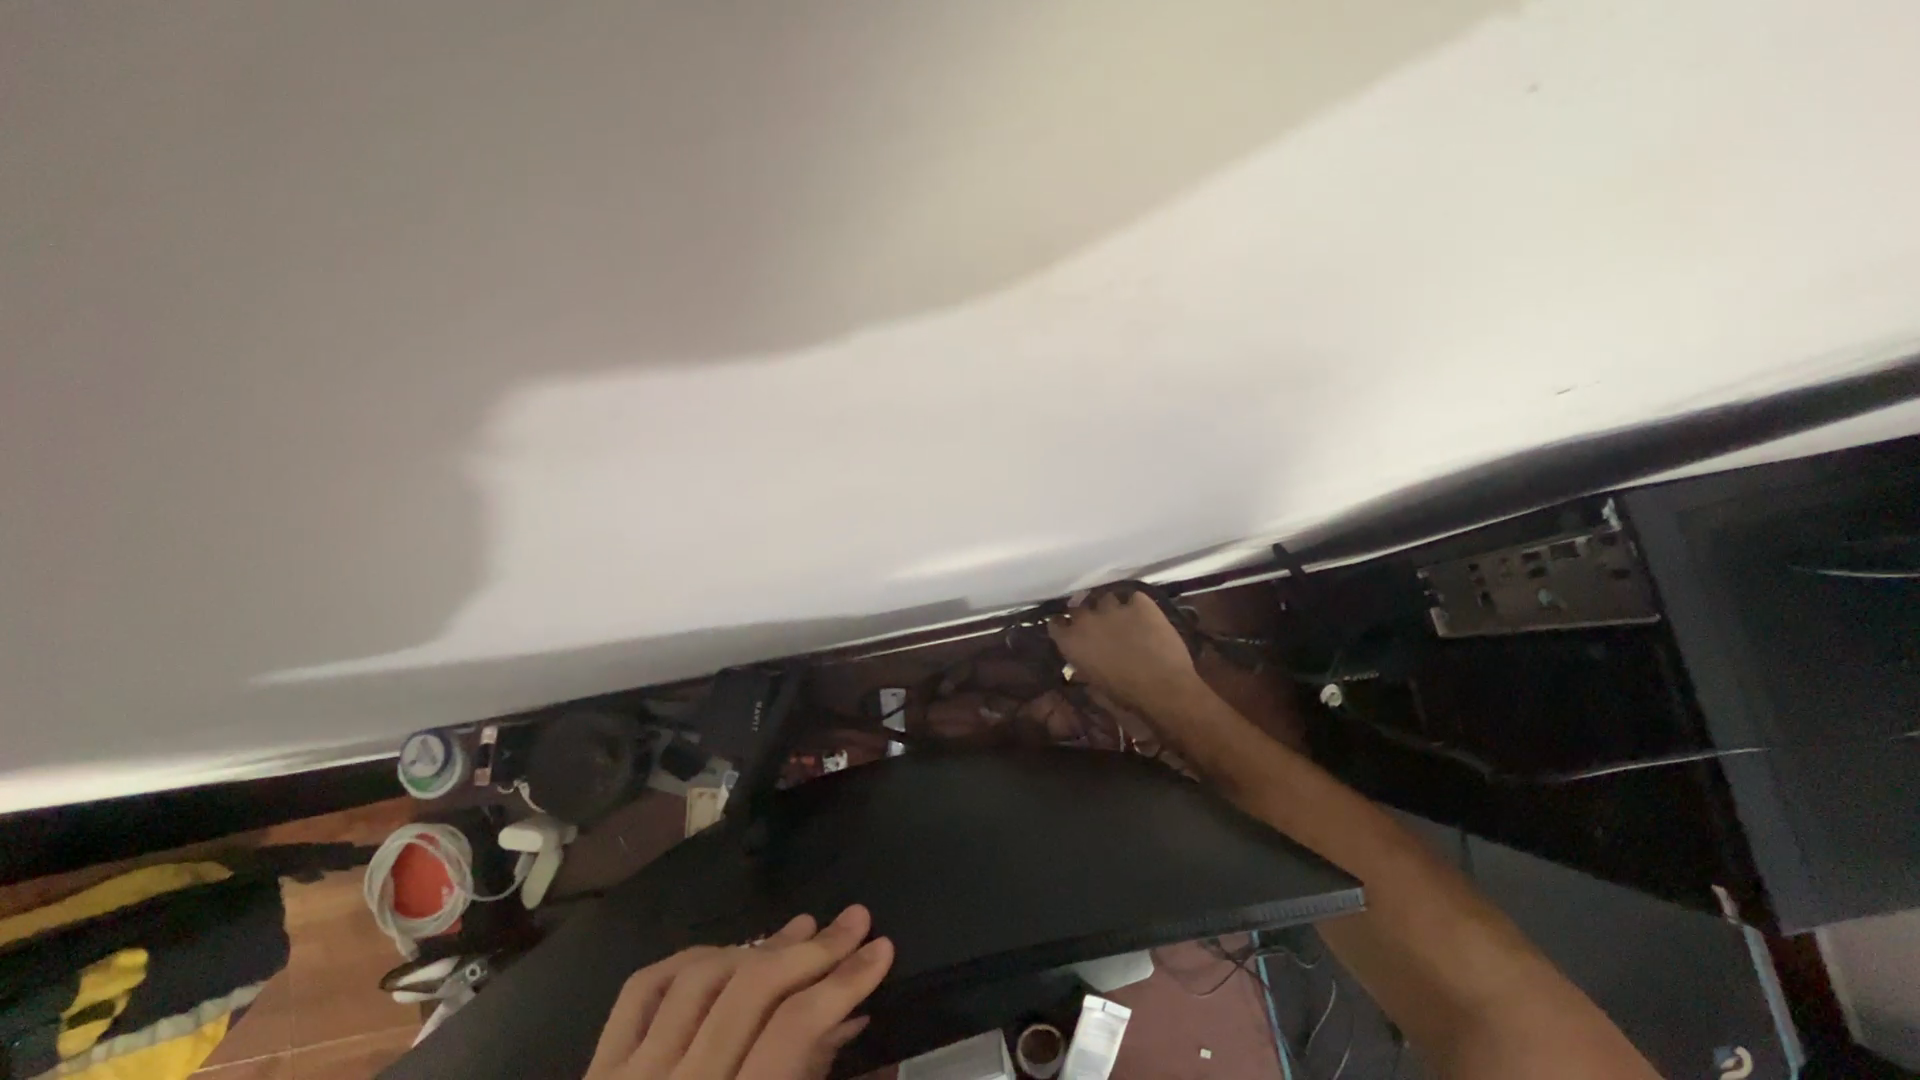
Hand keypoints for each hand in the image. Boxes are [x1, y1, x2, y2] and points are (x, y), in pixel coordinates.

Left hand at [585, 905, 893, 1079]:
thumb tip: (851, 1017)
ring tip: (800, 931)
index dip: (844, 981)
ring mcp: (630, 1079)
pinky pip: (643, 988)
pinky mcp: (598, 1072)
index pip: (794, 1029)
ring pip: (701, 977)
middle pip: (751, 990)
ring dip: (758, 947)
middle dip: (813, 949)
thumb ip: (817, 1078)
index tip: (881, 948)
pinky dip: (688, 960)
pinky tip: (725, 953)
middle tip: (853, 921)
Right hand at [1047, 589, 1205, 716]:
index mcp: (1071, 642)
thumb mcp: (1096, 687)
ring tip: (1124, 619)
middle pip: (1079, 606)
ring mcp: (1113, 607)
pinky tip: (1145, 618)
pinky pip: (1134, 597)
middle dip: (1087, 614)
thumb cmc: (1126, 696)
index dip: (1063, 625)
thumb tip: (1081, 668)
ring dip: (1111, 608)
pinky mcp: (1140, 602)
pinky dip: (1137, 606)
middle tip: (1099, 625)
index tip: (1070, 629)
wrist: (1164, 688)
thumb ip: (1083, 669)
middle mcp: (1086, 619)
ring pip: (1106, 598)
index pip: (1055, 623)